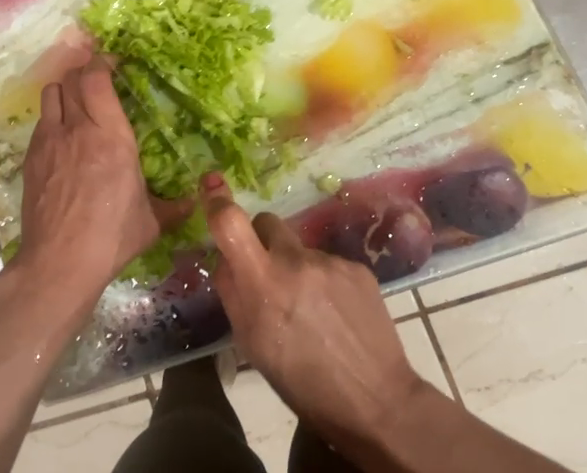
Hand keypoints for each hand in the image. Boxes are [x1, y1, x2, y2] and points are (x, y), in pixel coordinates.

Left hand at [12, 61, 192, 298]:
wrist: (60, 261)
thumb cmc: (111, 238)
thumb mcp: (152, 222)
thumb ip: (174, 206)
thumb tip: (196, 201)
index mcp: (111, 136)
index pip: (97, 78)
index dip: (102, 62)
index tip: (114, 63)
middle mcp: (77, 128)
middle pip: (71, 78)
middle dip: (83, 70)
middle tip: (97, 77)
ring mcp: (49, 141)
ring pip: (50, 93)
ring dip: (64, 88)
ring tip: (77, 99)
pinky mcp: (31, 156)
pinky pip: (41, 121)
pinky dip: (52, 116)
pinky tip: (63, 134)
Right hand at [203, 173, 426, 450]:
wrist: (375, 402)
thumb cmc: (301, 381)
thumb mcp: (250, 343)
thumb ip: (232, 292)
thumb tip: (225, 260)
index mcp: (263, 282)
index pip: (230, 223)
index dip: (216, 200)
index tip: (211, 184)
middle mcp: (296, 261)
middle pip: (266, 223)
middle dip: (260, 241)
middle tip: (267, 276)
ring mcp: (331, 262)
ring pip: (299, 248)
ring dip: (295, 267)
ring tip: (311, 310)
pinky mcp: (358, 268)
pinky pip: (328, 263)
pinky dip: (324, 281)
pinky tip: (336, 314)